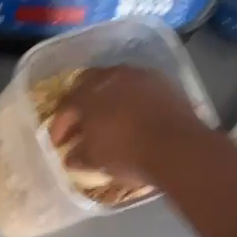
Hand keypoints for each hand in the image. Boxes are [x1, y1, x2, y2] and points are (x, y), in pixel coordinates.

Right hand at [46, 66, 213, 188]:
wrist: (177, 148)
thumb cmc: (127, 152)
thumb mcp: (95, 160)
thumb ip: (79, 154)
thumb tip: (71, 156)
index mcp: (87, 94)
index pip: (65, 106)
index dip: (59, 126)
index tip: (59, 143)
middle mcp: (112, 76)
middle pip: (89, 85)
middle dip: (82, 104)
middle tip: (80, 122)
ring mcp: (141, 76)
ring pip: (116, 83)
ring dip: (109, 99)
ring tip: (108, 118)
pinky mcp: (165, 83)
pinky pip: (140, 89)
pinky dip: (132, 101)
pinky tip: (133, 117)